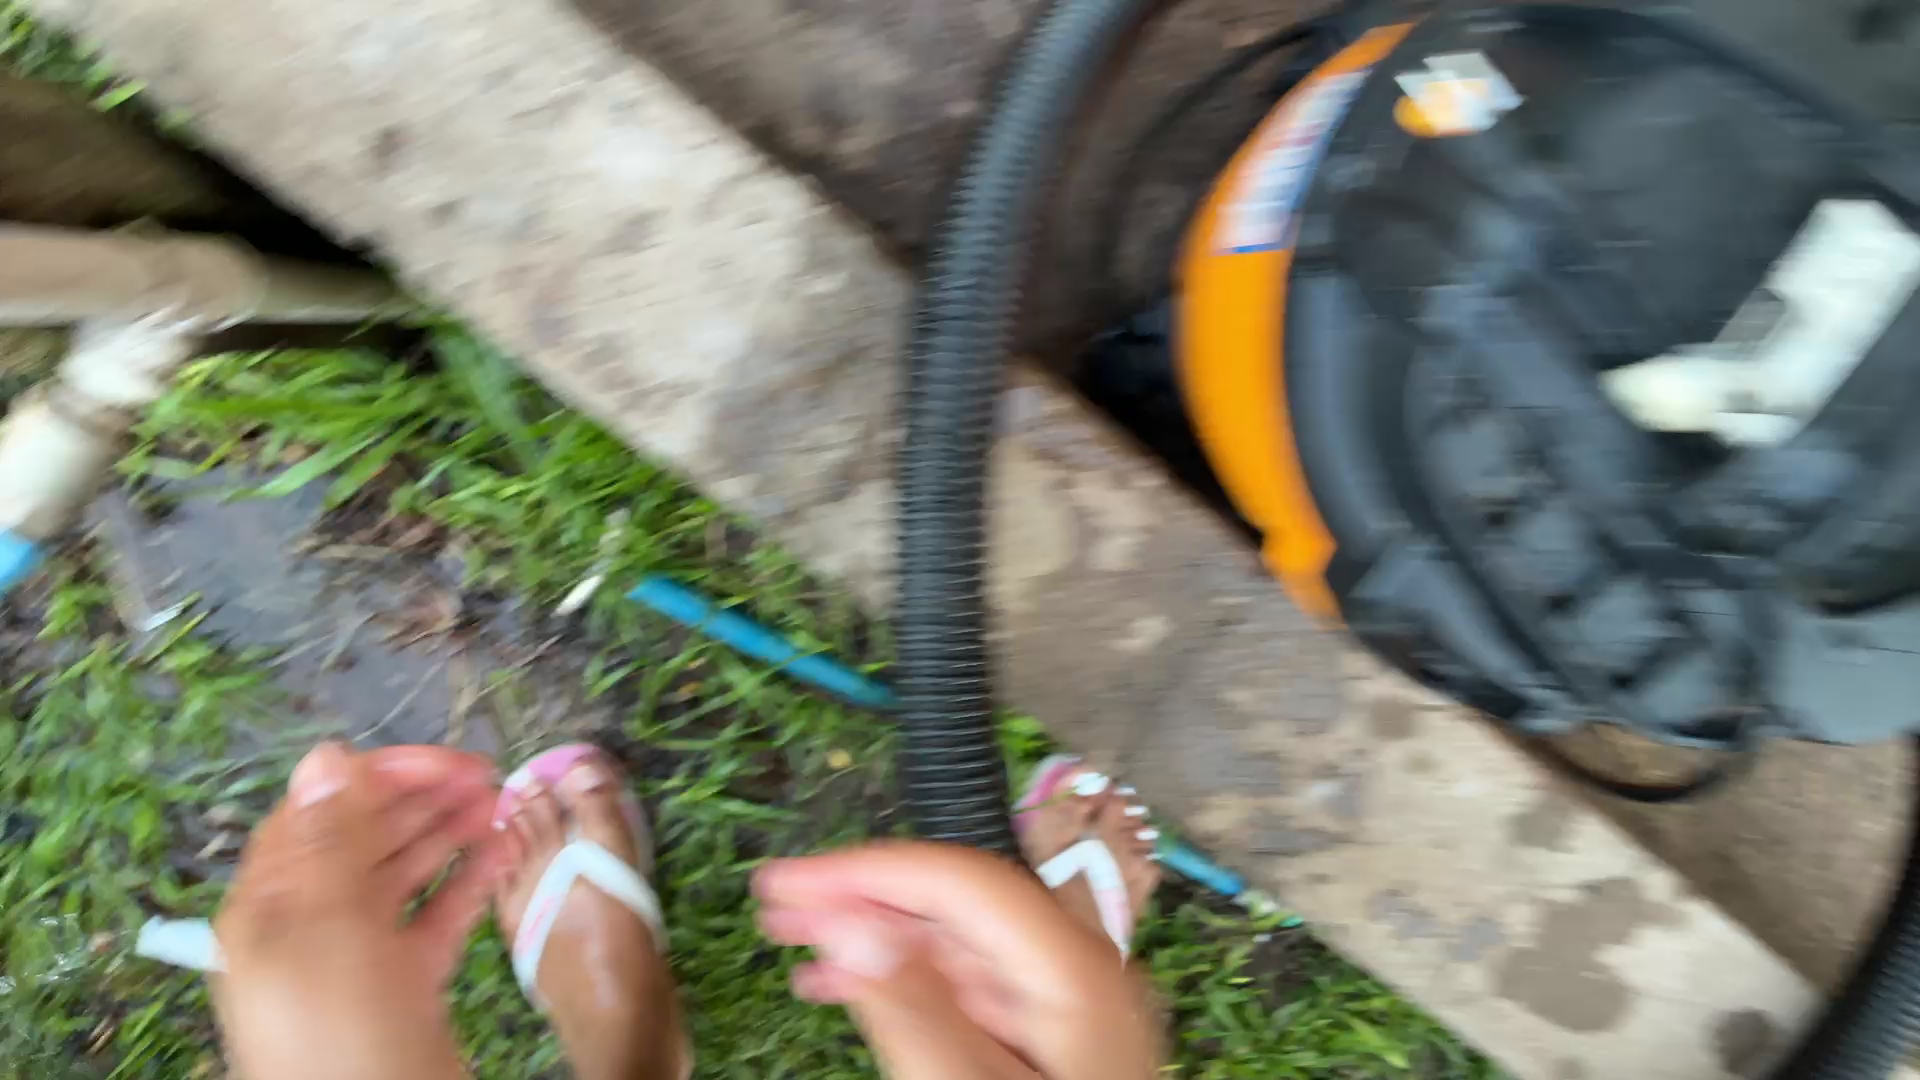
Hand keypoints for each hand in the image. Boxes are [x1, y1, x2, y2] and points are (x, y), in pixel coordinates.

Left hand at [212, 742, 504, 1079]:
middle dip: (427, 800)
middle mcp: (314, 919)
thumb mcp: (330, 928)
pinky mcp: (408, 969)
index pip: (320, 813)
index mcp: (275, 906)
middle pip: (369, 836)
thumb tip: (328, 753)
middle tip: (490, 778)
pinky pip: (440, 908)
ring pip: (409, 867)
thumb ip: (333, 839)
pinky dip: (471, 876)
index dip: (381, 777)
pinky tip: (506, 851)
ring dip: (454, 831)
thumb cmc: (342, 1024)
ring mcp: (363, 947)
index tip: (448, 762)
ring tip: (502, 806)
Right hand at [754, 841, 1162, 1079]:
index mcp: (1070, 963)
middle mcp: (1066, 960)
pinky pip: (956, 983)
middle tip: (778, 900)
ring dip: (867, 933)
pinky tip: (840, 982)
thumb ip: (914, 1010)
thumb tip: (849, 925)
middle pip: (948, 903)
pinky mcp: (1035, 1027)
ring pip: (946, 939)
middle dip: (858, 895)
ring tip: (792, 935)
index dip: (867, 871)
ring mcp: (1052, 993)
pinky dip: (896, 979)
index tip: (789, 878)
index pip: (955, 880)